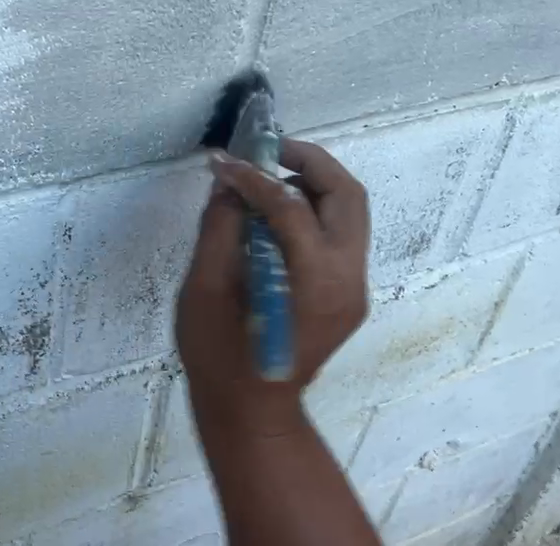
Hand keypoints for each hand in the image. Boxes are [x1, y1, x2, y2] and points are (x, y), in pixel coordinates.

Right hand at [176, 138, 370, 436]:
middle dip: (308, 160)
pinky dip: (311, 207)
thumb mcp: (206, 288)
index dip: (253, 177)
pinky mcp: (347, 292)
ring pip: (350, 210)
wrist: (251, 412)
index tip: (222, 161)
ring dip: (313, 181)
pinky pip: (339, 232)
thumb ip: (220, 228)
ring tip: (266, 173)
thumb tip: (229, 183)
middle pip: (347, 195)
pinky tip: (274, 210)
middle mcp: (348, 280)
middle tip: (264, 148)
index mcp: (314, 283)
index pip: (291, 207)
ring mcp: (354, 288)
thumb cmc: (219, 355)